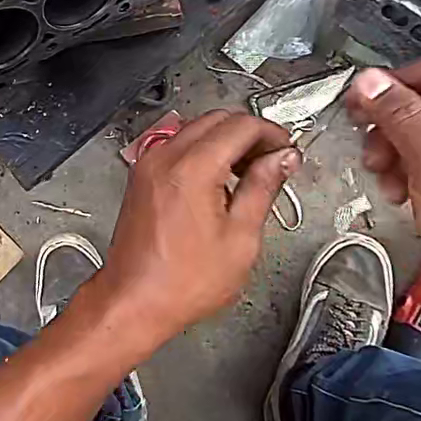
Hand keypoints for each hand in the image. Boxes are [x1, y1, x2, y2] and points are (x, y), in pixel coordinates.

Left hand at [79, 111, 298, 355]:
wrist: (134, 300)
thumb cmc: (181, 282)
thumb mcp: (240, 238)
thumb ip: (263, 187)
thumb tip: (281, 159)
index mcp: (192, 169)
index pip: (241, 126)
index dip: (272, 134)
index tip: (286, 150)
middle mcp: (166, 158)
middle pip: (218, 119)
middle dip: (251, 134)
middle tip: (273, 160)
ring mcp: (150, 163)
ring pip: (197, 128)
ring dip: (227, 140)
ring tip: (249, 173)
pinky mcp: (142, 174)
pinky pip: (178, 145)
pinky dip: (203, 150)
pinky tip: (219, 180)